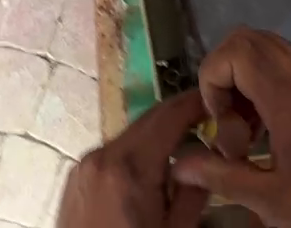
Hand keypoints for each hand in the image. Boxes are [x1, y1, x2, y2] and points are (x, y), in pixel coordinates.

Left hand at [57, 88, 210, 227]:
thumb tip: (203, 156)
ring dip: (156, 136)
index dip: (194, 103)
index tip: (215, 99)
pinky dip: (134, 153)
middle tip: (207, 120)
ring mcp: (84, 164)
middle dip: (178, 117)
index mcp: (130, 166)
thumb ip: (192, 191)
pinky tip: (150, 173)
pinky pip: (112, 153)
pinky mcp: (75, 177)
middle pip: (148, 120)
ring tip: (182, 148)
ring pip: (130, 136)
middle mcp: (102, 154)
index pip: (168, 116)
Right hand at [171, 28, 290, 227]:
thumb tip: (181, 163)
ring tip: (249, 131)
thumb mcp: (275, 202)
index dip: (213, 77)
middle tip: (229, 121)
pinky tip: (273, 133)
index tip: (220, 123)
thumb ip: (224, 177)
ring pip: (271, 49)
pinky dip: (270, 85)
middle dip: (226, 73)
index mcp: (290, 97)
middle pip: (250, 39)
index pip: (236, 50)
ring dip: (248, 79)